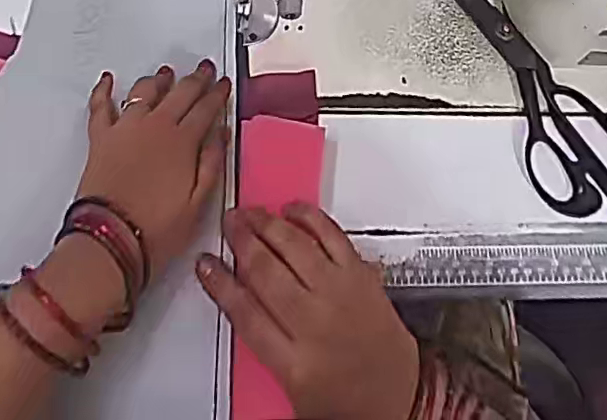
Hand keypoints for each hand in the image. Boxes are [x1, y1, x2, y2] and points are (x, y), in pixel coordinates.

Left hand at [79, 61, 230, 272]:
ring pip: (146, 90)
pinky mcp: (101, 138)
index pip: (206, 108)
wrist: (109, 242)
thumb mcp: (198, 204)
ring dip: (159, 79)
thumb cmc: (155, 230)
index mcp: (183, 141)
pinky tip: (108, 79)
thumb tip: (221, 134)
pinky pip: (101, 105)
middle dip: (196, 78)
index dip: (217, 94)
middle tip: (204, 69)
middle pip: (181, 92)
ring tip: (166, 74)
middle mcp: (156, 126)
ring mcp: (127, 128)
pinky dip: (104, 90)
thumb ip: (212, 163)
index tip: (223, 84)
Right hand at [197, 204, 418, 419]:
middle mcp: (314, 322)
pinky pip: (330, 233)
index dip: (220, 282)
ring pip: (293, 245)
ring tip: (250, 212)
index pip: (245, 313)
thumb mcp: (293, 386)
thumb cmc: (346, 397)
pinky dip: (307, 216)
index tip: (206, 263)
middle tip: (228, 223)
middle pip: (265, 270)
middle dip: (240, 240)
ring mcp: (338, 292)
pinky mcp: (359, 273)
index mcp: (293, 362)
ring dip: (266, 223)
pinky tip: (290, 209)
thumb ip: (263, 341)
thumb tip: (235, 295)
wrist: (400, 398)